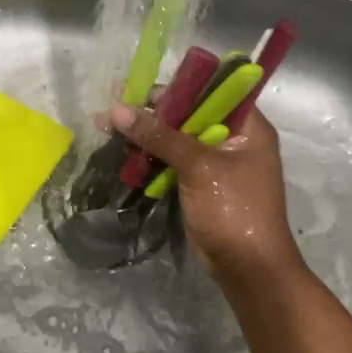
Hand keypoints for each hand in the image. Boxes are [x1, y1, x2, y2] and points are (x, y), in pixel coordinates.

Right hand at [107, 103, 305, 286]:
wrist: (246, 268)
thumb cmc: (234, 210)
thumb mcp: (198, 167)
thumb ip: (159, 136)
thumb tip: (117, 110)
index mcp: (247, 128)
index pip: (212, 91)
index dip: (176, 85)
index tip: (138, 85)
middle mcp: (232, 140)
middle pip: (187, 113)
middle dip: (149, 110)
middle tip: (112, 106)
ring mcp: (214, 163)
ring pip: (173, 137)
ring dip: (143, 133)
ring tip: (104, 126)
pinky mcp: (197, 183)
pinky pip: (169, 160)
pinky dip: (147, 155)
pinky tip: (119, 150)